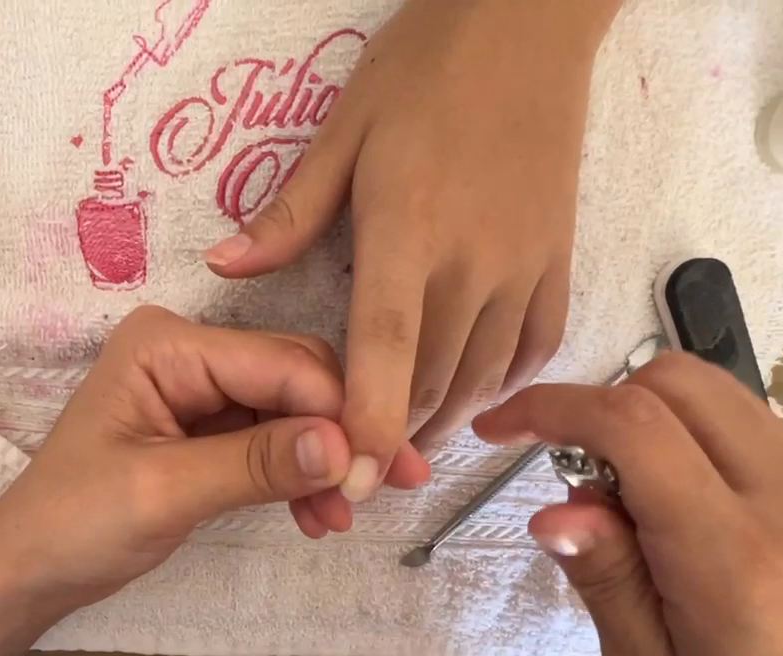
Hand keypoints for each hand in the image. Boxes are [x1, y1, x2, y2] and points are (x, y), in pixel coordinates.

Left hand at [0, 306, 429, 607]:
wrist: (32, 570)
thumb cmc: (77, 523)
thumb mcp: (165, 492)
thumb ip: (255, 464)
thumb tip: (344, 449)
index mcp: (168, 346)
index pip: (278, 364)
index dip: (336, 412)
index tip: (380, 468)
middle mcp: (189, 354)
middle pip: (293, 381)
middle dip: (339, 435)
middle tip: (389, 486)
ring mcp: (199, 393)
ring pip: (290, 415)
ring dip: (322, 464)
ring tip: (347, 517)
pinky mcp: (206, 432)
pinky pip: (270, 444)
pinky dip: (296, 478)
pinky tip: (317, 516)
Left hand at [204, 0, 620, 497]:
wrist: (532, 15)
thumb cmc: (424, 69)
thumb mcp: (341, 130)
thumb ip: (287, 216)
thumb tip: (224, 264)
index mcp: (405, 232)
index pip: (385, 350)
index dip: (366, 423)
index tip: (349, 481)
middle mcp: (470, 262)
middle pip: (429, 381)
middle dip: (391, 435)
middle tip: (358, 464)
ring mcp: (523, 266)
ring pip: (480, 378)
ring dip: (439, 420)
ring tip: (402, 439)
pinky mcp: (558, 262)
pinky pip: (533, 350)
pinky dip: (498, 387)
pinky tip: (468, 398)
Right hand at [473, 354, 782, 655]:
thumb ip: (607, 586)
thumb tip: (553, 510)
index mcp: (731, 558)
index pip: (633, 428)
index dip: (551, 408)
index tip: (495, 429)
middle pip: (676, 381)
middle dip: (596, 402)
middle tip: (559, 467)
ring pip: (713, 391)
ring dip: (640, 416)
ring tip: (610, 497)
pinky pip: (742, 425)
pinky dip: (681, 435)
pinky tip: (665, 508)